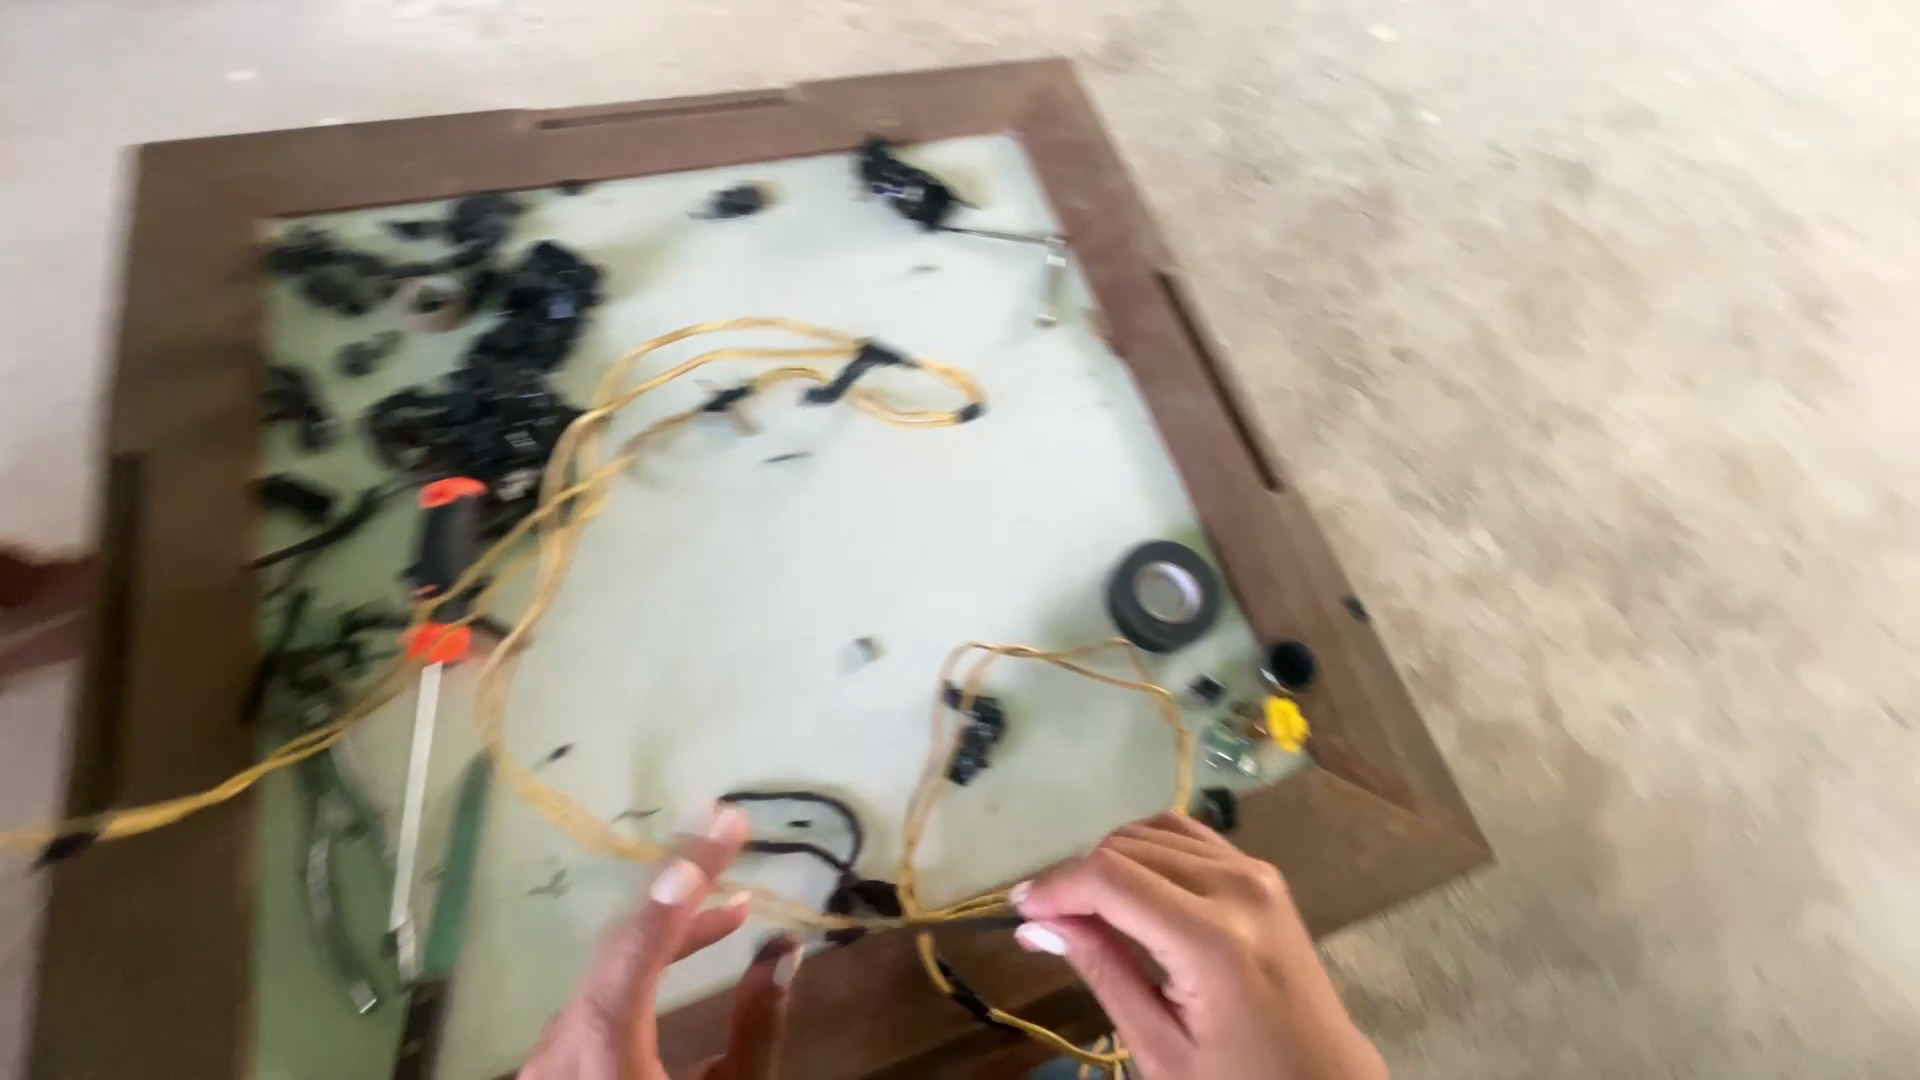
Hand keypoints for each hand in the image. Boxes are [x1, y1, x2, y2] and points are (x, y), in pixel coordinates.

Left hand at [520, 804, 801, 1079]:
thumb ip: (757, 1029)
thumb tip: (784, 950)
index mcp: (601, 1052)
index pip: (639, 944)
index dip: (682, 881)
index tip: (722, 826)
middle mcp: (564, 1042)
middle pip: (625, 939)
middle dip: (685, 883)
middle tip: (733, 830)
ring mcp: (552, 1052)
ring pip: (614, 962)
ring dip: (675, 924)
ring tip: (735, 906)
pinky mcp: (558, 1060)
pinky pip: (605, 988)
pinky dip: (651, 958)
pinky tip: (693, 945)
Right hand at [1011, 812, 1386, 1079]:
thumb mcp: (1161, 1049)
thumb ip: (1100, 968)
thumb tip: (1035, 923)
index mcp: (1213, 940)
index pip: (1110, 877)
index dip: (1055, 885)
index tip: (1019, 909)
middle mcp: (1236, 885)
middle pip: (1125, 847)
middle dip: (1076, 877)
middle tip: (1048, 920)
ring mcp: (1253, 870)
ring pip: (1149, 831)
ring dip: (1107, 859)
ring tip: (1087, 906)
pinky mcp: (1258, 870)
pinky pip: (1183, 832)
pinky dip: (1145, 845)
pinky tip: (1132, 881)